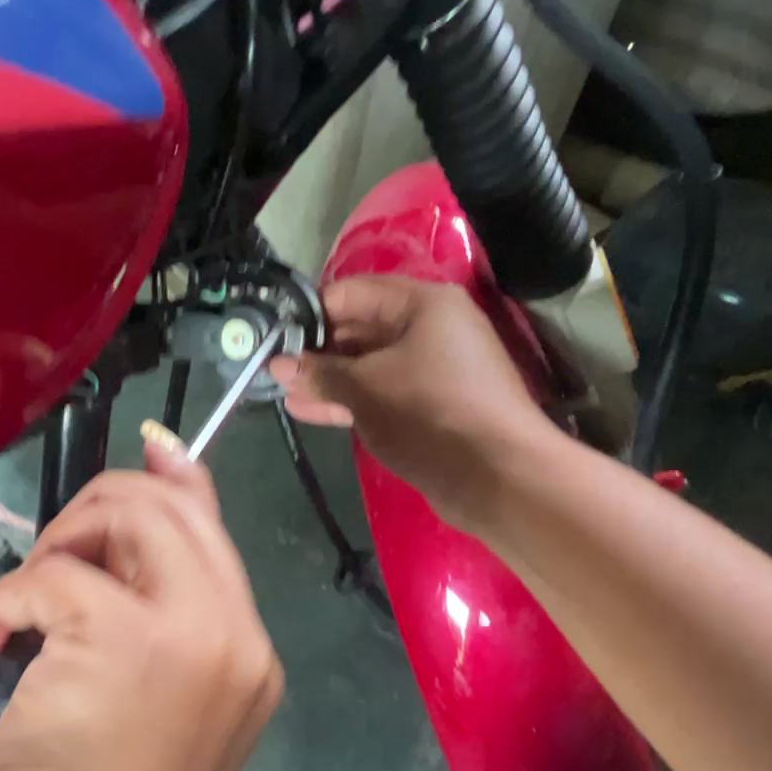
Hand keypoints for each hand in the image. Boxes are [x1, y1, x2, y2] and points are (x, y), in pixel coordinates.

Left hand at [0, 432, 281, 770]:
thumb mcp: (151, 689)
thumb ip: (157, 604)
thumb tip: (141, 534)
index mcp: (250, 650)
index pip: (216, 532)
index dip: (179, 479)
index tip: (150, 448)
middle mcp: (237, 634)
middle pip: (172, 509)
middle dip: (100, 508)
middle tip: (54, 556)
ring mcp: (191, 635)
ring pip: (129, 518)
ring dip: (62, 542)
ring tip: (31, 601)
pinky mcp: (123, 637)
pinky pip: (56, 574)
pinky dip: (13, 595)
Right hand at [270, 274, 555, 526]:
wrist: (498, 477)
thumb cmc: (429, 415)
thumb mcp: (364, 389)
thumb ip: (318, 373)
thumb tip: (276, 364)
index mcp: (423, 304)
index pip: (351, 293)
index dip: (309, 314)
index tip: (273, 337)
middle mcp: (431, 327)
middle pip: (360, 328)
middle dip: (316, 351)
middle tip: (273, 370)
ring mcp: (433, 367)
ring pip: (368, 365)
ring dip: (328, 380)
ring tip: (285, 394)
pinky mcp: (431, 404)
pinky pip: (382, 392)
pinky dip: (349, 399)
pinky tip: (311, 410)